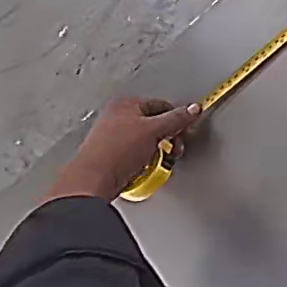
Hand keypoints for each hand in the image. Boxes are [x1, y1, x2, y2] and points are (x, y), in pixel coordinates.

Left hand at [44, 98, 202, 203]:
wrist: (94, 182)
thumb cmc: (115, 152)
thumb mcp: (154, 130)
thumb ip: (176, 119)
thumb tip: (192, 110)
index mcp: (124, 105)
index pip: (161, 105)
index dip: (177, 117)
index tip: (187, 128)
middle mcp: (116, 118)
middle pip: (155, 124)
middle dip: (168, 138)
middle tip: (174, 147)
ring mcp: (114, 139)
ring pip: (148, 142)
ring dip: (158, 152)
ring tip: (157, 160)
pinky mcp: (113, 158)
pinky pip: (138, 156)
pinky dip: (146, 162)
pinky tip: (146, 168)